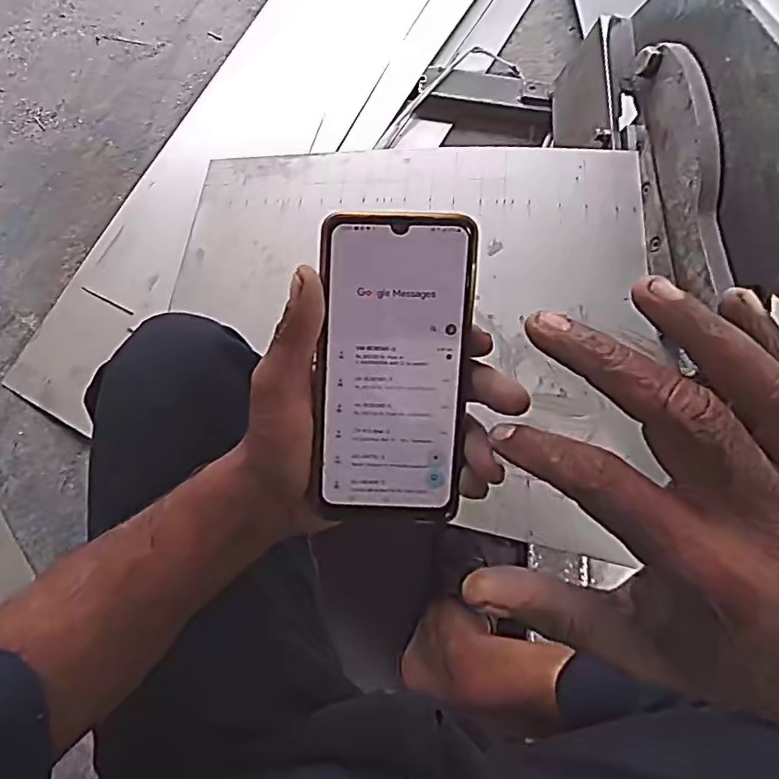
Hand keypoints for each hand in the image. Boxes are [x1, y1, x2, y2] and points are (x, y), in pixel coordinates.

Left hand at [234, 266, 530, 535]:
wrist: (273, 501)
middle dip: (485, 383)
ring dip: (480, 435)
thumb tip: (307, 277)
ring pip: (454, 419)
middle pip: (448, 373)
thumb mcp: (278, 380)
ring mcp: (398, 421)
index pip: (413, 330)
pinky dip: (463, 468)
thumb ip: (295, 332)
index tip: (475, 335)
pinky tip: (469, 479)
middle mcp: (386, 382)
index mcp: (361, 355)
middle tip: (506, 397)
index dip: (451, 327)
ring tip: (487, 460)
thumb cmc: (271, 438)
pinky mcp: (403, 457)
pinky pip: (443, 459)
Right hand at [461, 277, 778, 739]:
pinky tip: (736, 302)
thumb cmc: (752, 665)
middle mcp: (767, 521)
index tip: (512, 434)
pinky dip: (772, 340)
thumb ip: (560, 612)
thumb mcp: (645, 651)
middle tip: (553, 329)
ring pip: (761, 391)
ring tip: (647, 292)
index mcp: (710, 569)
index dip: (549, 455)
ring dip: (698, 332)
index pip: (613, 491)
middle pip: (684, 418)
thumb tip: (487, 589)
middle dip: (606, 363)